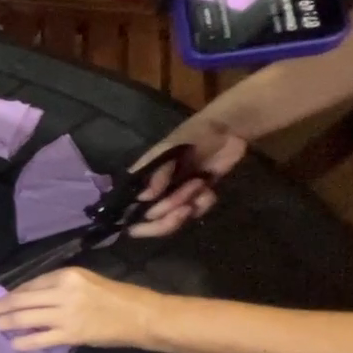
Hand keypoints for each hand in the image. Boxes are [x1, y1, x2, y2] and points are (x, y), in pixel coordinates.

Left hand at [0, 267, 165, 351]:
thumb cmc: (117, 297)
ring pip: (19, 319)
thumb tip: (23, 298)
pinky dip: (18, 342)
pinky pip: (33, 340)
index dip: (11, 296)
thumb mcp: (85, 282)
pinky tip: (13, 343)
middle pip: (17, 301)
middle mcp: (63, 292)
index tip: (4, 302)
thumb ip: (55, 288)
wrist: (145, 316)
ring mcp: (65, 314)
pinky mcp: (68, 335)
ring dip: (2, 324)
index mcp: (67, 275)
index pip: (27, 285)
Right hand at [127, 118, 248, 236]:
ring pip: (172, 219)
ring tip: (199, 186)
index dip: (137, 221)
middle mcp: (150, 196)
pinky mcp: (194, 197)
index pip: (125, 212)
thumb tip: (145, 197)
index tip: (154, 215)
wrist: (227, 130)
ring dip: (187, 207)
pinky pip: (195, 212)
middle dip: (167, 219)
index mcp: (137, 185)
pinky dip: (203, 204)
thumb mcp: (171, 149)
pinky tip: (209, 191)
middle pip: (148, 222)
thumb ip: (158, 173)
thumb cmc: (192, 135)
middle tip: (185, 208)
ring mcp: (172, 198)